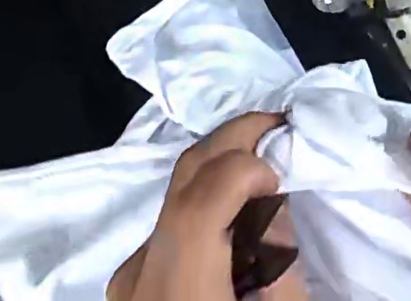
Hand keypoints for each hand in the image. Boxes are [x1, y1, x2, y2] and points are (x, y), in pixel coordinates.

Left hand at [108, 112, 303, 300]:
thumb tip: (268, 193)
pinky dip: (206, 198)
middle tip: (279, 126)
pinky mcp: (130, 284)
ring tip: (263, 156)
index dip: (243, 166)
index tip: (281, 171)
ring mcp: (128, 279)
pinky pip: (171, 222)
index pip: (201, 197)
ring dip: (221, 164)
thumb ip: (274, 255)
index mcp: (178, 291)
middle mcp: (140, 275)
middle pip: (185, 177)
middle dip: (235, 138)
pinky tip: (235, 206)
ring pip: (177, 192)